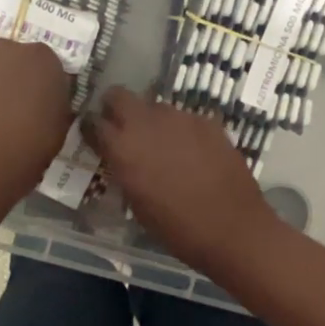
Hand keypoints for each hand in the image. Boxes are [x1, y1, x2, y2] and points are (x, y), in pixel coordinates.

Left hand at [0, 40, 71, 192]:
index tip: (41, 101)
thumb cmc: (32, 143)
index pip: (46, 63)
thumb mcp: (59, 123)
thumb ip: (53, 102)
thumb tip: (44, 101)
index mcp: (42, 57)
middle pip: (13, 58)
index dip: (43, 83)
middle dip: (14, 76)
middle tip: (14, 106)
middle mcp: (8, 48)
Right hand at [85, 87, 282, 269]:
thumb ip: (125, 172)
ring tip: (164, 146)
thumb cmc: (177, 228)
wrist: (232, 227)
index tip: (95, 137)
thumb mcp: (137, 205)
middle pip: (120, 96)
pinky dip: (182, 131)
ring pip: (155, 107)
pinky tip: (193, 153)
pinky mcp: (208, 121)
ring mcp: (180, 118)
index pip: (93, 123)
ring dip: (152, 121)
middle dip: (116, 108)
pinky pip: (185, 119)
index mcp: (123, 148)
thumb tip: (123, 160)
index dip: (92, 129)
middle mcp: (147, 123)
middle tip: (124, 129)